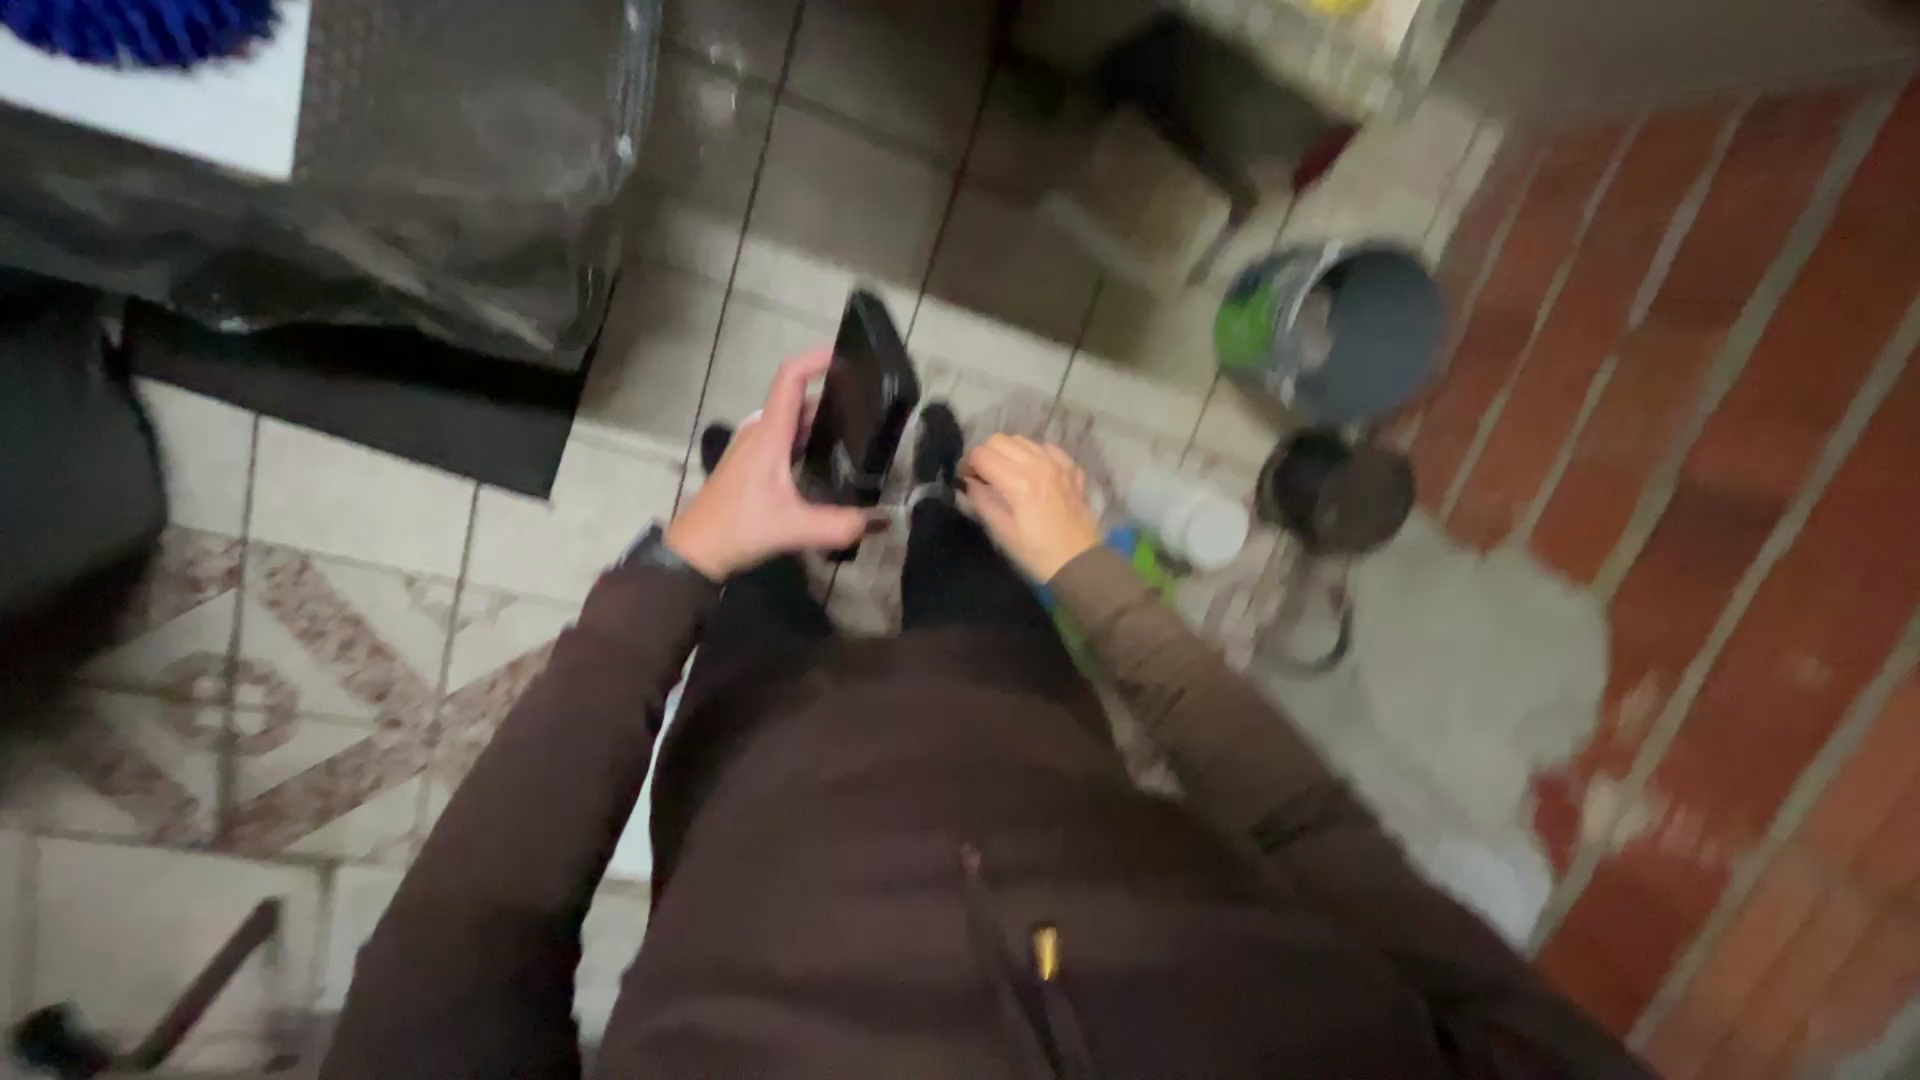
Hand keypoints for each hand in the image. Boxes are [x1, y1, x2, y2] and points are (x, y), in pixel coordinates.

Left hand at [663, 349, 871, 578]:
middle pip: (797, 399)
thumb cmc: (739, 528)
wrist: (697, 550)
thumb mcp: (794, 529)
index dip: (815, 360)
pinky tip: (828, 457)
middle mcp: (761, 432)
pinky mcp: (753, 463)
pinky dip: (808, 436)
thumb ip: (840, 525)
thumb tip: (881, 523)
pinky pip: (784, 436)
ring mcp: (754, 447)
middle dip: (831, 394)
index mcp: (769, 435)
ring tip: (857, 427)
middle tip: (868, 403)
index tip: (845, 356)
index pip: (790, 379)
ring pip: (791, 419)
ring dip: (819, 417)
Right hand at [963, 435, 1102, 582]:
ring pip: (1022, 440)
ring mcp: (1058, 464)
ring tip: (1007, 473)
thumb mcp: (1002, 532)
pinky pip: (1046, 448)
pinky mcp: (1072, 469)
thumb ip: (982, 502)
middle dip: (986, 454)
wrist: (1079, 562)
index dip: (967, 463)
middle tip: (984, 475)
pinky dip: (1033, 455)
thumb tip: (969, 482)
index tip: (965, 478)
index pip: (982, 454)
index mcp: (1019, 482)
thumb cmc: (1037, 553)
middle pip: (1000, 440)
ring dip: (1008, 452)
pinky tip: (1032, 473)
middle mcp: (1038, 465)